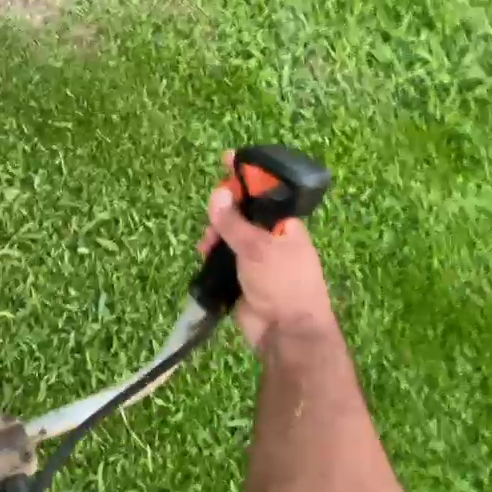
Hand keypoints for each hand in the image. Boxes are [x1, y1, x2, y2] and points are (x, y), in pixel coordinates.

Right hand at [194, 152, 334, 348]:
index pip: (264, 192)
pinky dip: (212, 254)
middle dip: (221, 211)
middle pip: (240, 212)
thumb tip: (218, 193)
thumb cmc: (282, 284)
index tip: (226, 158)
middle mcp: (271, 239)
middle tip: (211, 220)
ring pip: (228, 235)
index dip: (246, 175)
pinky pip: (223, 257)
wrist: (286, 333)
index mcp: (284, 227)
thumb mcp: (256, 247)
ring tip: (206, 246)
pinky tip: (205, 257)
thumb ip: (233, 221)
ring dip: (214, 235)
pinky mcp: (243, 277)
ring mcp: (257, 259)